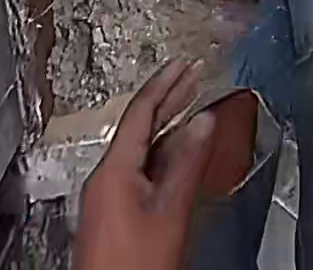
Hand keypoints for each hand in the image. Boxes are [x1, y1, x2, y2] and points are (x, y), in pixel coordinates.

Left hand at [76, 59, 216, 269]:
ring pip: (143, 147)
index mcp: (114, 170)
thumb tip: (205, 120)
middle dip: (169, 97)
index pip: (140, 112)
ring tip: (193, 101)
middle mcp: (107, 179)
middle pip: (140, 126)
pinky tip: (184, 148)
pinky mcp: (117, 214)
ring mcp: (109, 197)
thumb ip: (189, 160)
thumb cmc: (136, 267)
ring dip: (170, 123)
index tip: (183, 63)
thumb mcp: (170, 209)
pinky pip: (143, 168)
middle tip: (193, 73)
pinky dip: (166, 150)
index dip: (164, 83)